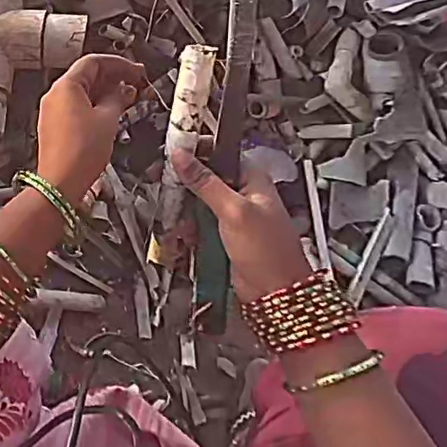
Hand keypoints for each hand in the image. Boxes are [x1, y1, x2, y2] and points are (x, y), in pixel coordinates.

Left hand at [36, 54, 145, 200]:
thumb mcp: (107, 120)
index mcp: (65, 87)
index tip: (136, 70)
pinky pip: (77, 106)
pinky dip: (95, 104)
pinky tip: (112, 111)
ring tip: (129, 97)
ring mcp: (53, 110)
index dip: (119, 64)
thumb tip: (125, 90)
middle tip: (136, 82)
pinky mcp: (55, 125)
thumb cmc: (79, 153)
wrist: (60, 183)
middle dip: (114, 77)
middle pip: (87, 75)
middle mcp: (55, 95)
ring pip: (83, 91)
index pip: (93, 62)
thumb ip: (118, 98)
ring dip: (106, 91)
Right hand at [170, 147, 311, 297]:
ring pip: (196, 200)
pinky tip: (186, 235)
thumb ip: (204, 182)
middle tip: (169, 191)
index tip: (171, 155)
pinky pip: (197, 221)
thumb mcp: (233, 211)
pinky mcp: (222, 232)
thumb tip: (181, 155)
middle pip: (203, 176)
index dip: (194, 151)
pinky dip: (189, 227)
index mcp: (251, 177)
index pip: (217, 152)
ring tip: (182, 222)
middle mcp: (241, 192)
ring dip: (185, 210)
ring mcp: (231, 213)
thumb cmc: (269, 252)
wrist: (277, 295)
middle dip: (184, 186)